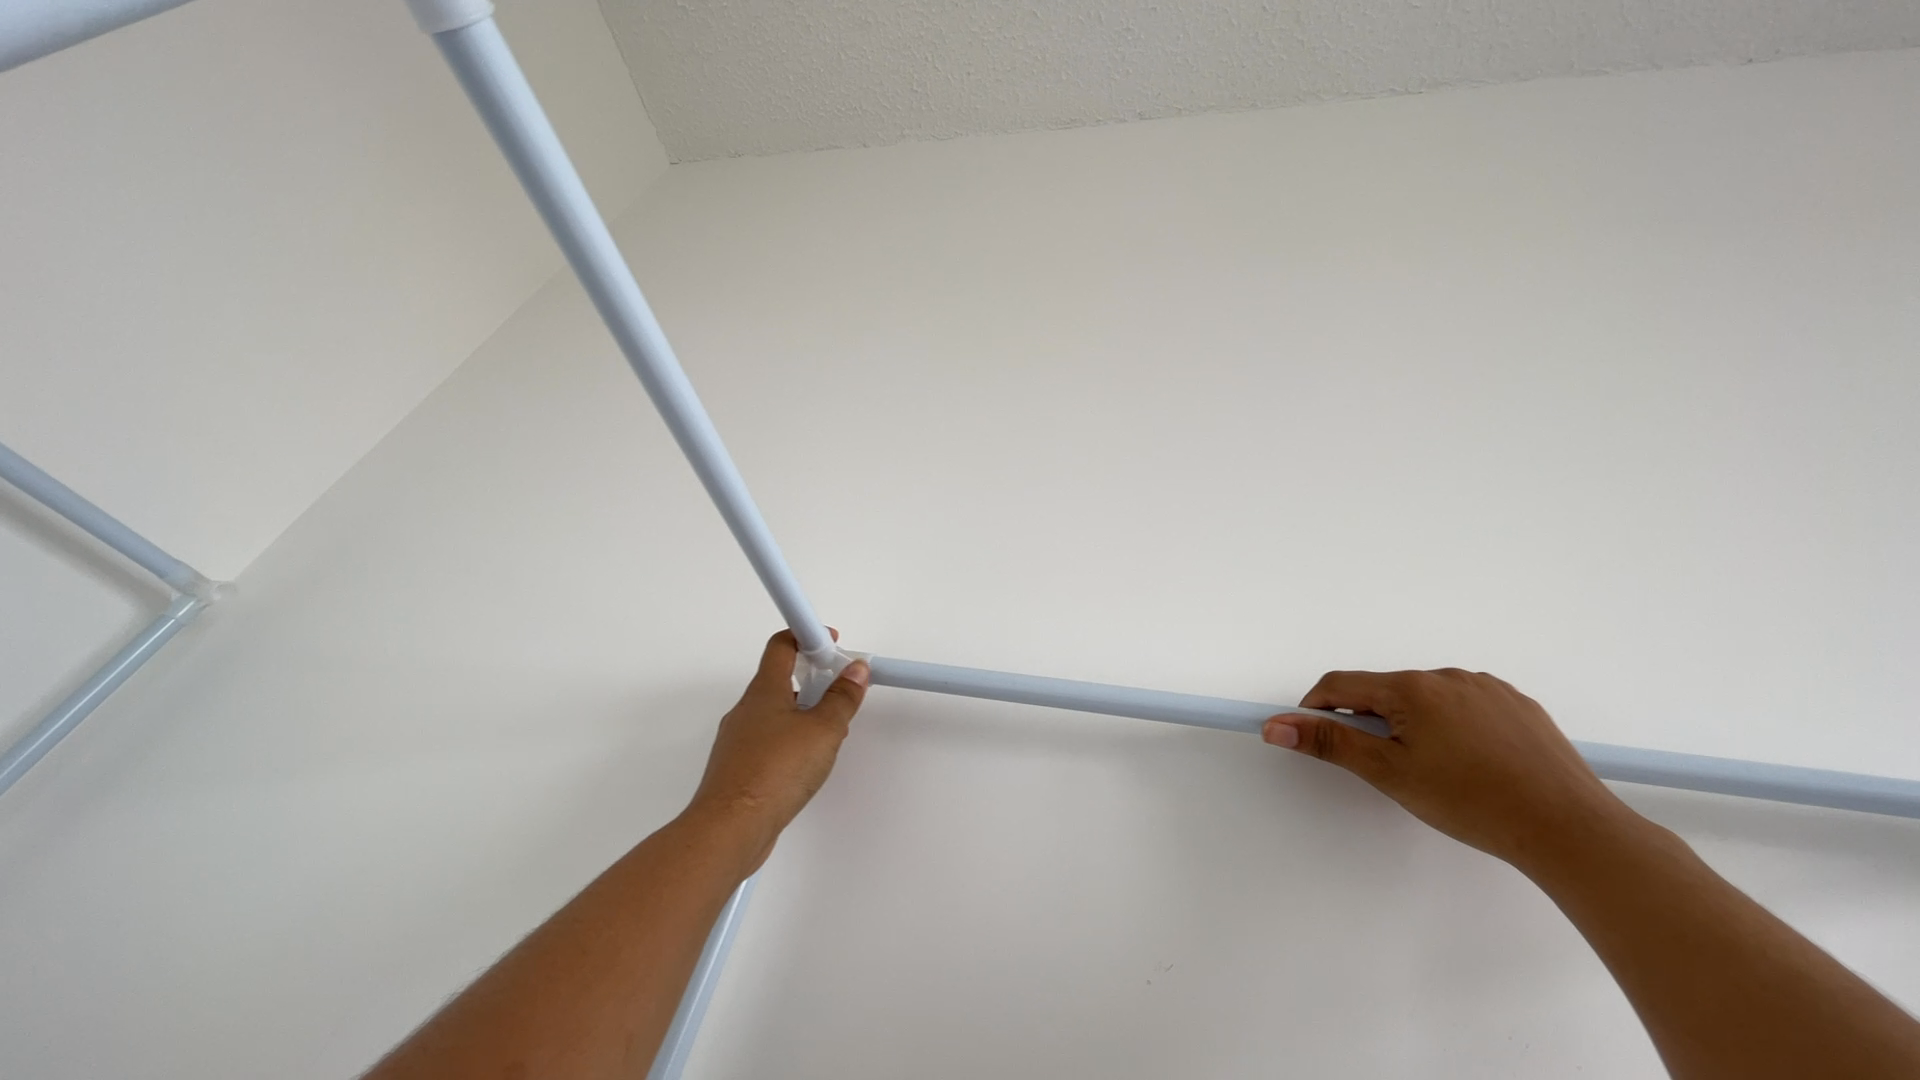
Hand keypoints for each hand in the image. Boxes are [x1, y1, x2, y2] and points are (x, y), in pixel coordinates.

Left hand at [682, 630, 868, 872]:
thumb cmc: (777, 770)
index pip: (781, 646)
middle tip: (841, 695)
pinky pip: (768, 742)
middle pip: (779, 680)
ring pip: (775, 714)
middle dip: (813, 682)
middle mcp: (746, 710)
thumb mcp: (823, 730)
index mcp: (764, 690)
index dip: (807, 637)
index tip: (832, 645)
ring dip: (804, 715)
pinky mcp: (738, 769)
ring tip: (831, 736)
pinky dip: (791, 742)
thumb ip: (842, 699)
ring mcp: (738, 740)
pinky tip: (807, 765)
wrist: (730, 828)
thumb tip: (855, 669)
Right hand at [1263, 669, 1639, 871]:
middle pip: (1385, 691)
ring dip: (1413, 722)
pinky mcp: (1519, 705)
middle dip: (1370, 721)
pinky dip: (1453, 726)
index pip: (1340, 684)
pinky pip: (1467, 705)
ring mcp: (1488, 688)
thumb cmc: (1472, 801)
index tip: (1314, 736)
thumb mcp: (1388, 773)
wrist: (1567, 827)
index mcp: (1411, 687)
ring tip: (1433, 770)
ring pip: (1427, 699)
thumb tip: (1277, 726)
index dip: (1317, 708)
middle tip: (1383, 766)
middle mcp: (1448, 676)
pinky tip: (1470, 763)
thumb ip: (1329, 743)